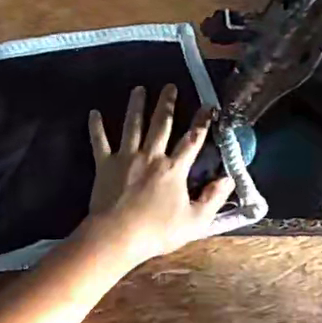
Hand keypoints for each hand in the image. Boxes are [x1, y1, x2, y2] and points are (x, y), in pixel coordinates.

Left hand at [82, 84, 235, 266]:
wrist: (117, 235)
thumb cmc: (157, 231)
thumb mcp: (195, 221)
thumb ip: (213, 199)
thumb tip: (228, 180)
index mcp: (174, 169)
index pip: (192, 140)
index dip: (202, 123)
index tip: (208, 106)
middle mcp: (151, 157)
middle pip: (161, 125)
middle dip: (167, 104)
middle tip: (169, 87)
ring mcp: (126, 158)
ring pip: (133, 126)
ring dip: (136, 106)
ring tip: (139, 90)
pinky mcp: (105, 165)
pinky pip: (100, 142)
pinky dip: (96, 127)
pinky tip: (93, 113)